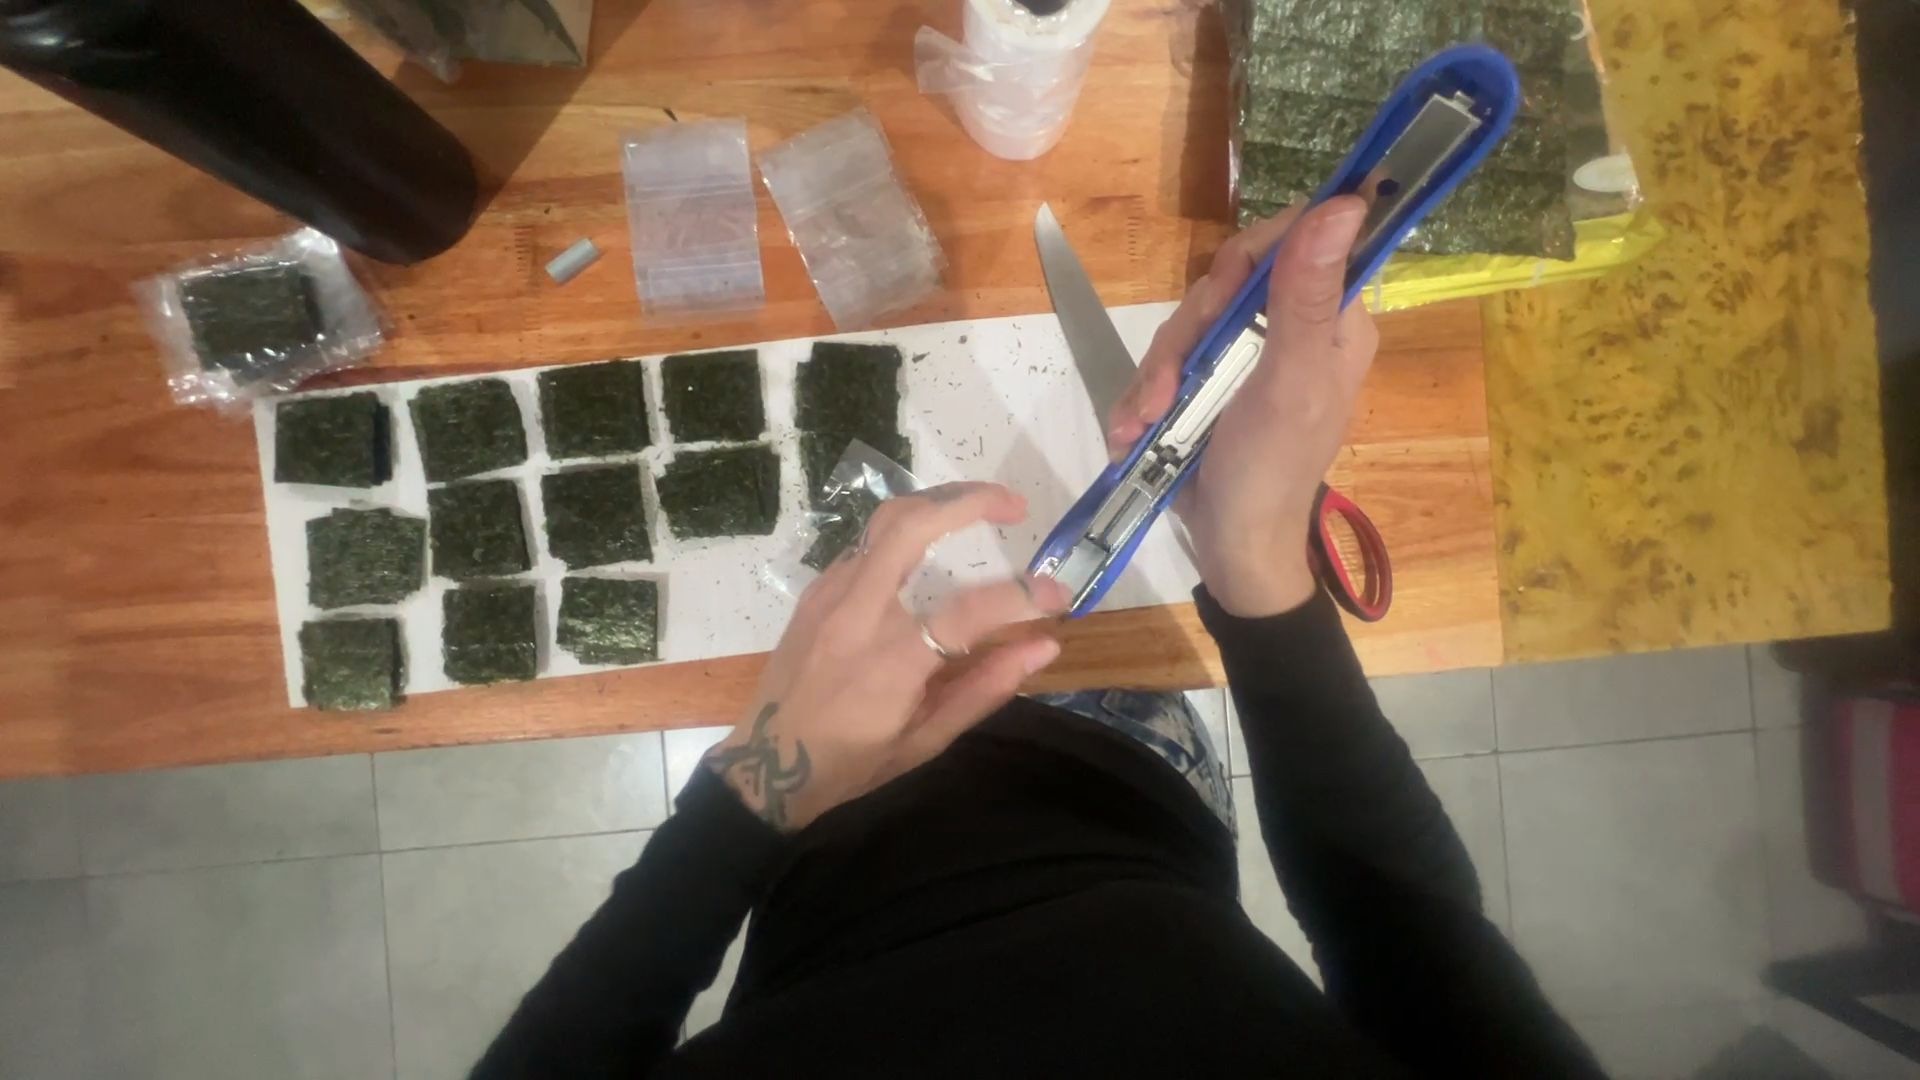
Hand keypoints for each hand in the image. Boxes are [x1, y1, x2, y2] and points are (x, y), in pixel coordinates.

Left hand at [705, 483, 1069, 830]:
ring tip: (978, 507)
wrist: (766, 765)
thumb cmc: (851, 762)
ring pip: (884, 522)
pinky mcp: (816, 590)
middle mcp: (856, 614)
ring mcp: (829, 594)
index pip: (968, 612)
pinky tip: (930, 546)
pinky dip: (906, 530)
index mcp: (889, 663)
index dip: (1022, 598)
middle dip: (968, 501)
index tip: (1058, 595)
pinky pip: (867, 544)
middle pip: (909, 527)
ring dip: (937, 503)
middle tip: (1014, 504)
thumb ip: (985, 687)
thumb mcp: (926, 740)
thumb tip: (1045, 646)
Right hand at [1105, 196, 1377, 617]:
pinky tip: (1134, 437)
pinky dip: (1140, 403)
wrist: (1231, 544)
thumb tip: (1347, 202)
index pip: (1291, 243)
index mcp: (1328, 320)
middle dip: (1181, 343)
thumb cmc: (1270, 472)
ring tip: (1141, 429)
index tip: (1217, 301)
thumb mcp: (1288, 385)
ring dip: (1151, 382)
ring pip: (1183, 330)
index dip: (1245, 261)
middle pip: (1221, 288)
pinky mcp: (1202, 387)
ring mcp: (1239, 360)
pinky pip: (1161, 369)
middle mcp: (1285, 330)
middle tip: (1164, 394)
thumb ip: (1305, 300)